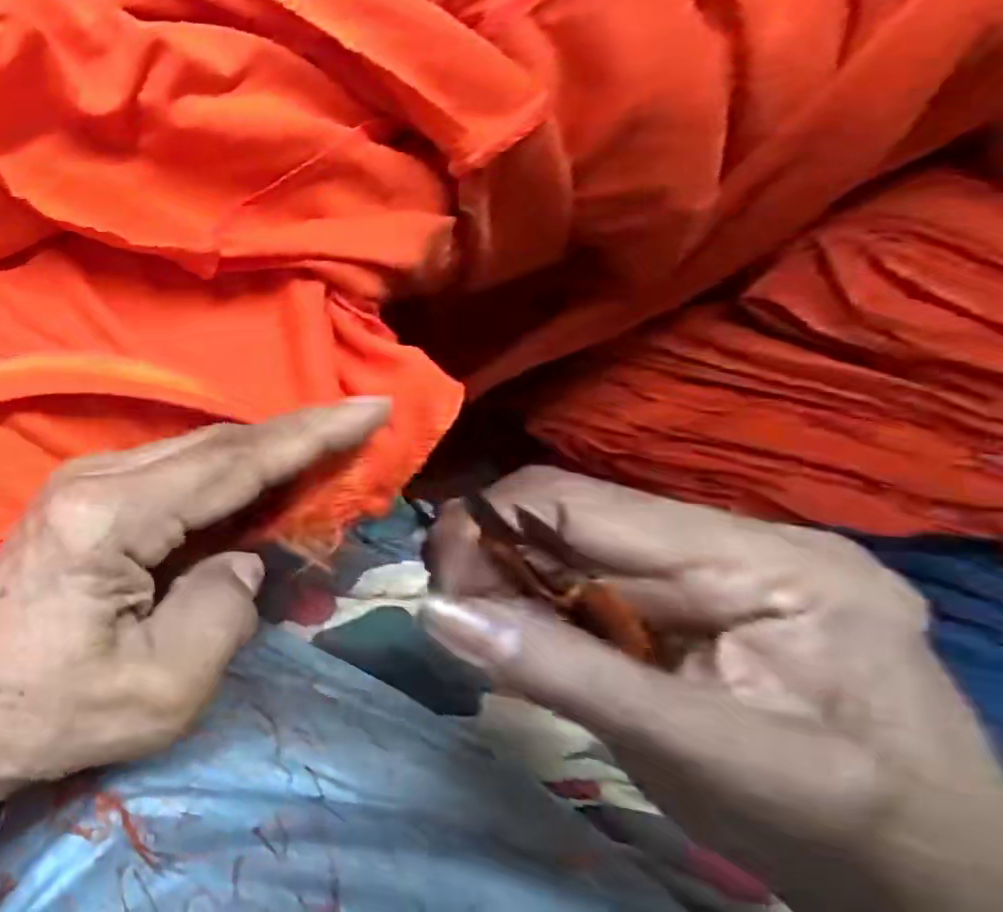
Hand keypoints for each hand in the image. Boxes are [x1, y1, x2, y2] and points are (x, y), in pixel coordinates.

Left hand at [0, 398, 392, 823]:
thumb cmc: (52, 711)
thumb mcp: (159, 688)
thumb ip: (221, 612)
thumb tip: (245, 560)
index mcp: (109, 517)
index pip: (228, 464)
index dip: (305, 436)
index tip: (368, 407)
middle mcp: (91, 478)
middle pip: (208, 447)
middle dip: (285, 440)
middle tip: (355, 435)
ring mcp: (76, 482)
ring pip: (184, 455)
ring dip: (250, 459)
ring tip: (315, 463)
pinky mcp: (72, 499)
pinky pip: (159, 474)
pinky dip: (211, 479)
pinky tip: (244, 493)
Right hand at [422, 467, 1002, 911]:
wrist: (938, 895)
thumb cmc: (846, 832)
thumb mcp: (707, 757)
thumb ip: (568, 676)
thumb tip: (436, 613)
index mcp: (766, 561)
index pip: (579, 502)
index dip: (485, 528)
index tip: (439, 590)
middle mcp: (734, 542)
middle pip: (564, 517)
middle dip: (490, 560)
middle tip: (452, 617)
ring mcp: (712, 567)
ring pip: (563, 547)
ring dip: (507, 586)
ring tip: (483, 636)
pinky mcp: (689, 597)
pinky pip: (582, 581)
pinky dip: (536, 608)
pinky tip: (524, 642)